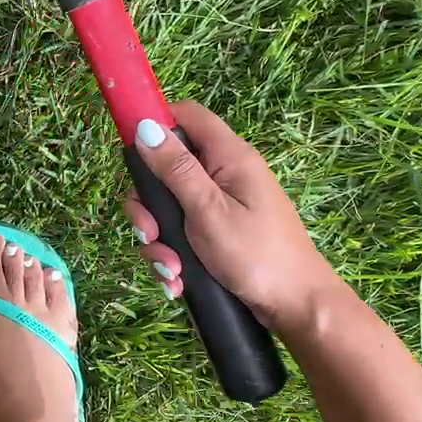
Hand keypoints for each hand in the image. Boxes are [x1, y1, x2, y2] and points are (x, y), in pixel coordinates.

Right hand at [125, 101, 341, 333]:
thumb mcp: (207, 209)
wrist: (293, 306)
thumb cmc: (255, 253)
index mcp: (228, 158)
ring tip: (171, 268)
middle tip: (149, 233)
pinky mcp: (213, 232)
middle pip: (164, 169)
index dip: (154, 124)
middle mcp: (221, 176)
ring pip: (165, 208)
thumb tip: (145, 126)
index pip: (186, 116)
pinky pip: (177, 234)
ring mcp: (216, 205)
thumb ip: (175, 168)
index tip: (128, 150)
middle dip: (147, 206)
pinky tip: (176, 278)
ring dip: (157, 240)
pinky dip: (171, 256)